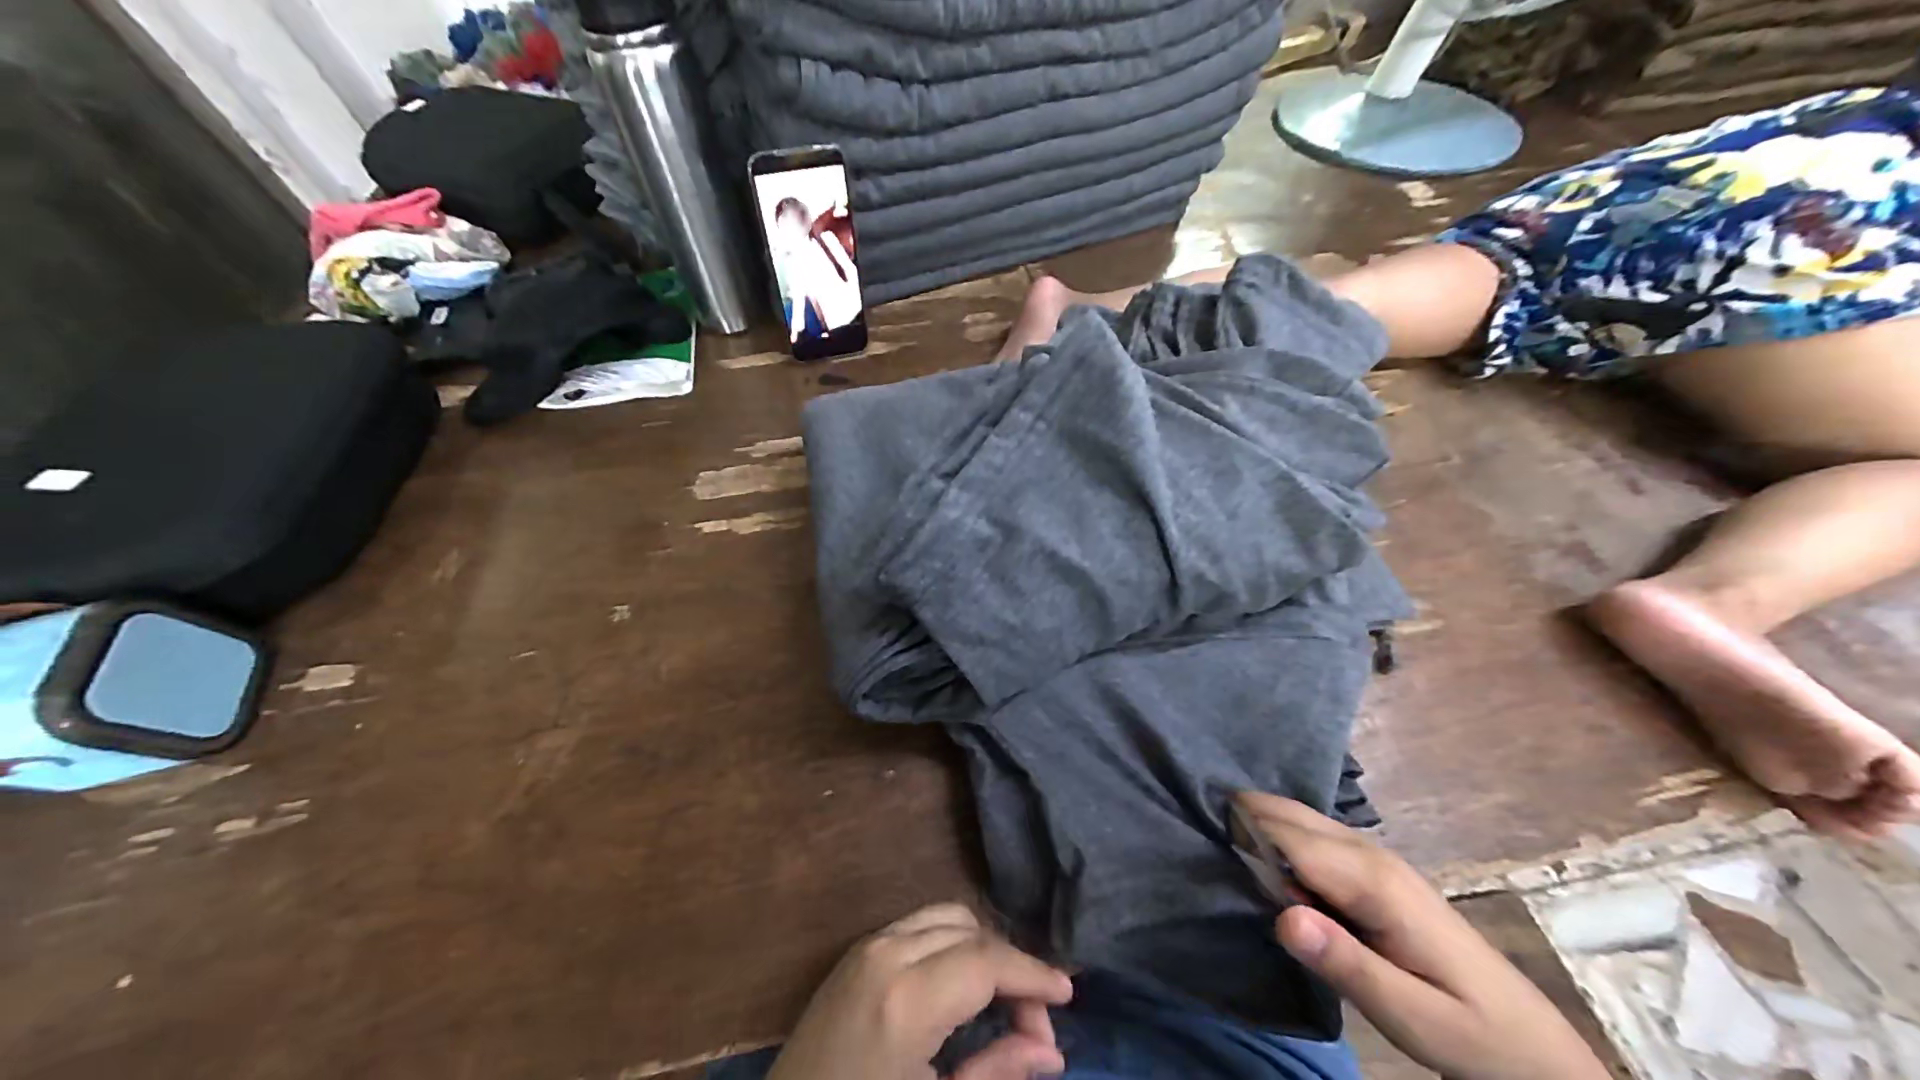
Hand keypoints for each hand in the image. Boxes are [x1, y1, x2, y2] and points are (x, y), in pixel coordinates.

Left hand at [767, 903, 1074, 1079]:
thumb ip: (997, 1074)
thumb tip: (1050, 1052)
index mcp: (906, 997)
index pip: (988, 961)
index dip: (1034, 975)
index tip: (1068, 995)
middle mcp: (887, 952)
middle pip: (971, 933)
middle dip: (1011, 969)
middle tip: (1033, 1026)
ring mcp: (866, 945)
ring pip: (946, 918)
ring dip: (982, 949)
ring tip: (1001, 1003)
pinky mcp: (855, 951)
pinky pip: (918, 925)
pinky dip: (952, 942)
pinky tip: (960, 986)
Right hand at [1235, 794, 1610, 1079]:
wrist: (1532, 1045)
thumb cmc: (1468, 1032)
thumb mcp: (1409, 1015)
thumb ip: (1344, 962)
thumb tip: (1280, 912)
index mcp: (1373, 881)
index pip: (1289, 837)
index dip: (1242, 835)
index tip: (1198, 843)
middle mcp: (1369, 854)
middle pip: (1289, 814)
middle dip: (1242, 816)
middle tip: (1197, 840)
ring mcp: (1373, 857)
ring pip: (1298, 817)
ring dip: (1257, 822)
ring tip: (1217, 846)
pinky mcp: (1372, 870)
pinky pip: (1311, 834)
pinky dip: (1277, 834)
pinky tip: (1259, 861)